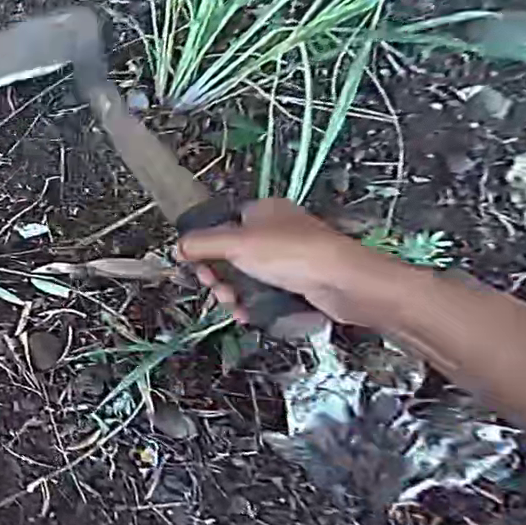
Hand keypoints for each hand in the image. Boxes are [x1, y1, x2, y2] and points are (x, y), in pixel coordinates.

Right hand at [176, 199, 411, 327]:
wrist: (349, 284)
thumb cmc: (293, 253)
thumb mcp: (235, 243)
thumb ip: (200, 244)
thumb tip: (176, 248)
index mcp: (262, 211)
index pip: (221, 225)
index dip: (204, 246)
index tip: (196, 264)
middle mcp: (276, 230)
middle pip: (230, 253)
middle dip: (217, 275)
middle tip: (215, 287)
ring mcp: (290, 257)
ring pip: (246, 275)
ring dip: (232, 292)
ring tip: (232, 304)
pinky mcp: (300, 282)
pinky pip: (265, 291)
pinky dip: (252, 302)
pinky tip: (246, 313)